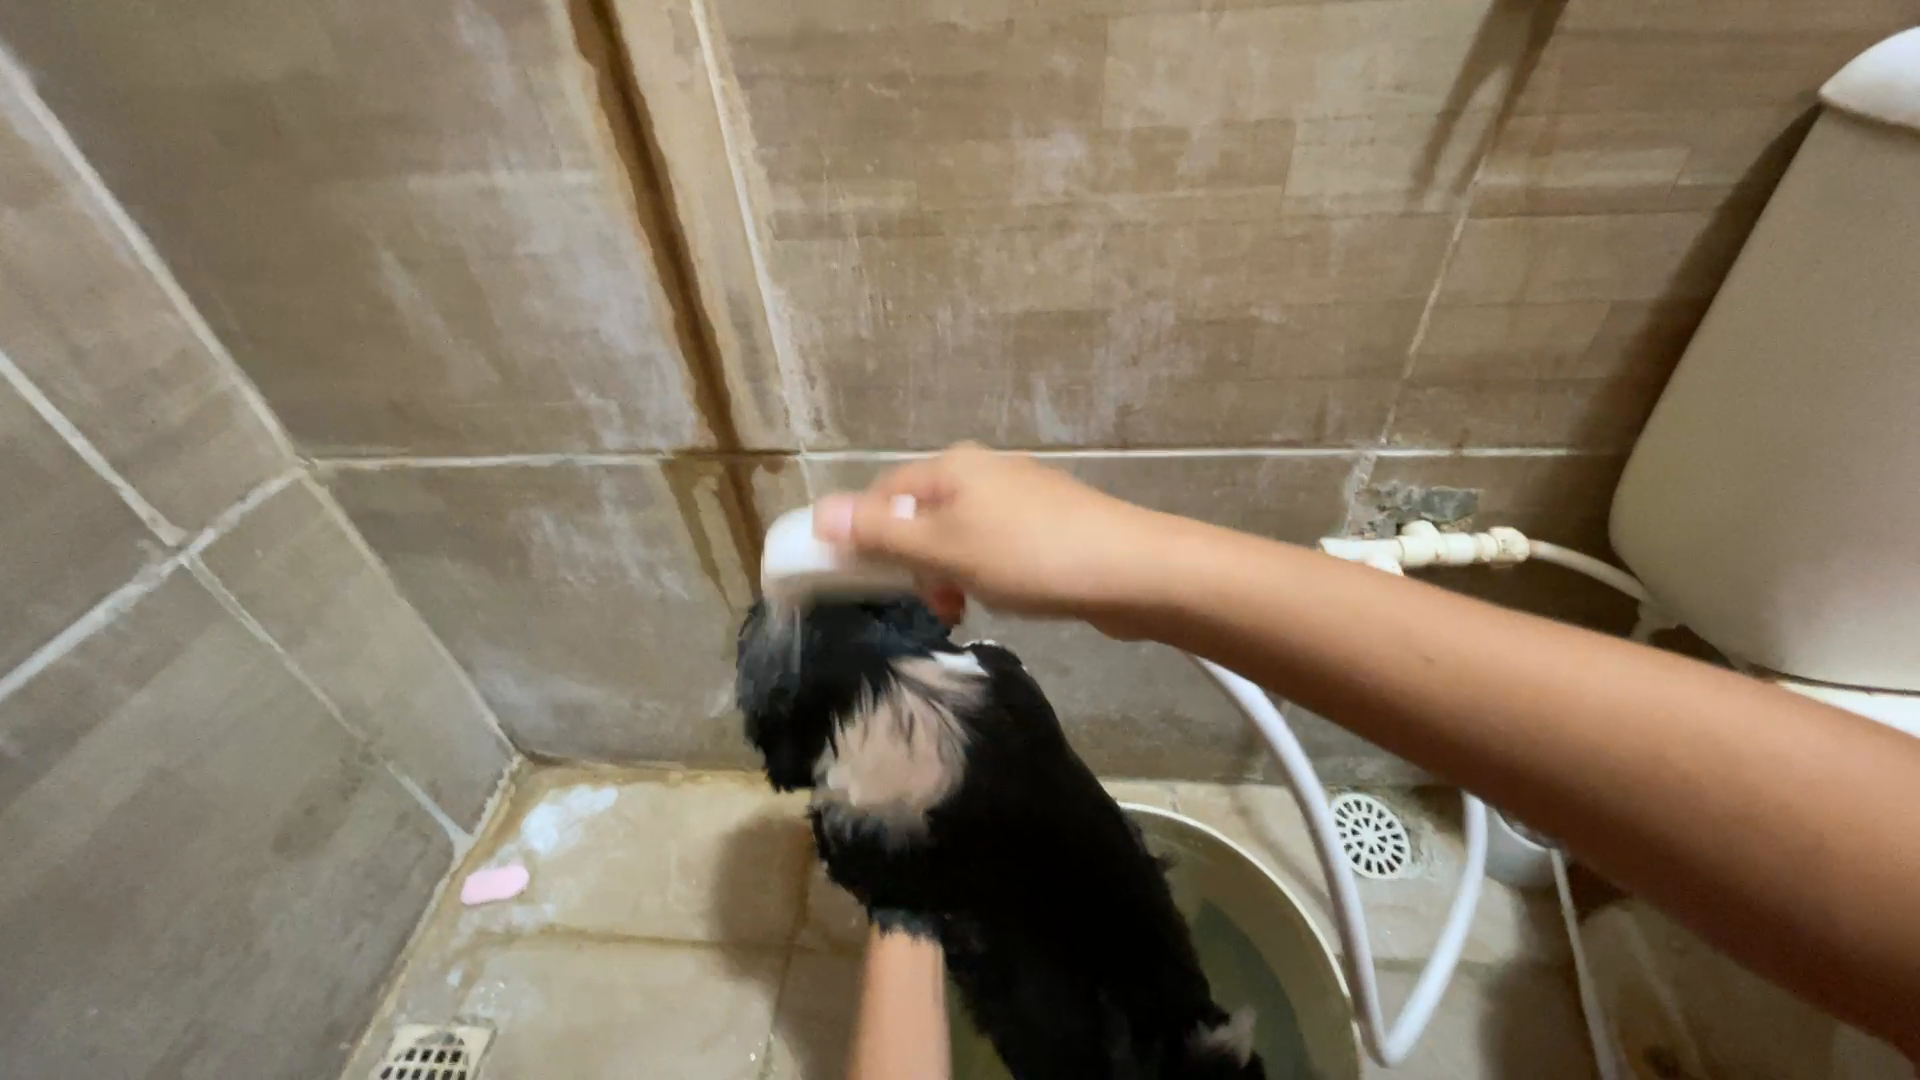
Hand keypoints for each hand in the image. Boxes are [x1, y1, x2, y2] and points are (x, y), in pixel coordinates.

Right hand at [811, 444, 1171, 630]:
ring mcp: (1020, 495)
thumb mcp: (944, 549)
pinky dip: (983, 572)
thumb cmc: (1028, 557)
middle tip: (926, 602)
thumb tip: (820, 511)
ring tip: (961, 609)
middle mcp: (984, 471)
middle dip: (912, 562)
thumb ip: (881, 533)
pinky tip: (1001, 597)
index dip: (863, 535)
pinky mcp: (1049, 523)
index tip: (864, 583)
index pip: (883, 493)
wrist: (1133, 570)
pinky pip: (994, 546)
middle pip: (920, 514)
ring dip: (947, 573)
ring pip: (958, 534)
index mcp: (952, 467)